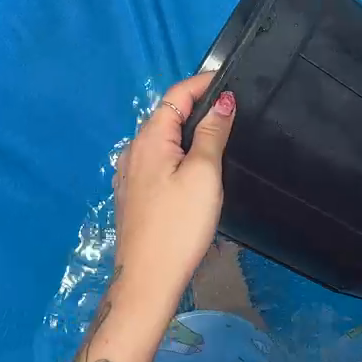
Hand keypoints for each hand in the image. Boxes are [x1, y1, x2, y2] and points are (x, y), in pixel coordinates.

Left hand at [112, 72, 236, 312]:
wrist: (147, 280)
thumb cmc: (179, 224)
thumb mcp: (204, 173)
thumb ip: (213, 132)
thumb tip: (222, 100)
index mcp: (150, 137)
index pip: (177, 94)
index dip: (204, 83)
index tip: (232, 81)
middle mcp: (134, 149)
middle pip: (167, 114)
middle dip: (198, 106)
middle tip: (232, 110)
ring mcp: (129, 173)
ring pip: (162, 138)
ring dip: (188, 131)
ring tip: (219, 136)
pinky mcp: (132, 194)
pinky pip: (157, 159)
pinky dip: (178, 152)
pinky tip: (194, 168)